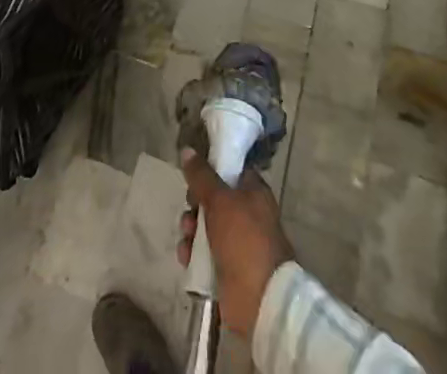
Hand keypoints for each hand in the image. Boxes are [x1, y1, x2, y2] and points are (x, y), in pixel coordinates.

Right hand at [177, 148, 293, 336]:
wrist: (260, 296)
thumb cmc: (244, 238)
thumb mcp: (220, 200)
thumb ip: (202, 176)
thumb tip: (187, 150)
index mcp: (254, 192)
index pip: (230, 171)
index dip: (210, 170)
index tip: (193, 175)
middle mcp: (247, 213)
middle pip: (213, 199)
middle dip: (195, 205)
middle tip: (190, 210)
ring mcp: (237, 241)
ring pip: (205, 226)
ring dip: (191, 231)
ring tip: (187, 240)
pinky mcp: (227, 265)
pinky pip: (204, 251)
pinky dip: (193, 253)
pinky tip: (186, 258)